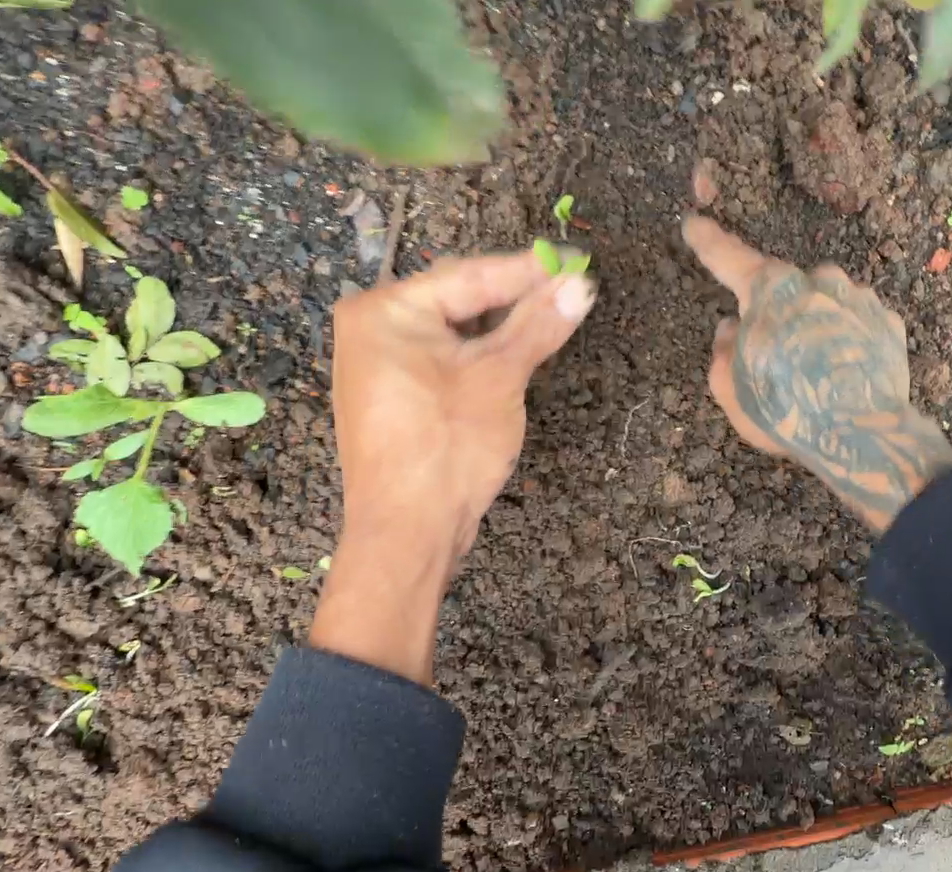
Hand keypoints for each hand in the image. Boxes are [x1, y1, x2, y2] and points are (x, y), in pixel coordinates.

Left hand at [310, 255, 594, 682]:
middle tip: (568, 286)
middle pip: (458, 301)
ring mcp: (378, 368)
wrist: (409, 530)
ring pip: (453, 335)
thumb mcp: (499, 377)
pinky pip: (444, 363)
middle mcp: (371, 330)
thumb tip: (581, 285)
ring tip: (551, 316)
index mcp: (384, 310)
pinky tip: (515, 356)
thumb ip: (538, 326)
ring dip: (502, 330)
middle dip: (515, 298)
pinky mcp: (395, 401)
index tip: (575, 261)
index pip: (469, 277)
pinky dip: (480, 359)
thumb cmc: (447, 444)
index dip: (529, 271)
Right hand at [682, 217, 951, 530]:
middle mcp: (818, 279)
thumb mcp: (729, 388)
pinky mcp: (889, 322)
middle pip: (784, 291)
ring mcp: (859, 298)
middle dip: (774, 317)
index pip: (729, 257)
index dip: (708, 241)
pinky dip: (844, 343)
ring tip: (812, 378)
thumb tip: (732, 328)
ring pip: (823, 306)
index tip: (693, 223)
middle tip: (772, 361)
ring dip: (812, 331)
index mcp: (771, 289)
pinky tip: (841, 376)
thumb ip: (723, 350)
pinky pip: (854, 325)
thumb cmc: (785, 410)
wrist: (863, 436)